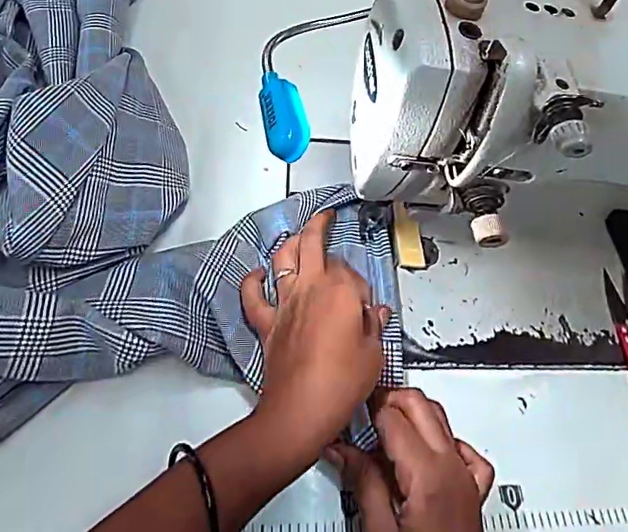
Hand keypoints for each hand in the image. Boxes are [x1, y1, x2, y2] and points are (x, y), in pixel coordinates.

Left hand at [239, 211, 388, 453]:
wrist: (302, 409)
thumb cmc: (341, 383)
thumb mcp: (374, 355)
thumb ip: (373, 327)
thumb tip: (374, 315)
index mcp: (339, 290)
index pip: (352, 274)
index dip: (360, 287)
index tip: (365, 306)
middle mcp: (310, 287)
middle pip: (311, 243)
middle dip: (319, 225)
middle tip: (325, 218)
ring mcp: (285, 301)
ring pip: (283, 258)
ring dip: (289, 243)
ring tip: (296, 236)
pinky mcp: (267, 321)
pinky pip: (253, 295)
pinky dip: (252, 281)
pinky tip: (257, 274)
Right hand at [326, 389, 494, 531]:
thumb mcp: (378, 531)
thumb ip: (363, 481)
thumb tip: (342, 448)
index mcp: (428, 474)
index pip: (390, 414)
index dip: (364, 410)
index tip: (346, 414)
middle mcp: (453, 469)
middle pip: (418, 404)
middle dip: (387, 400)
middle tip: (360, 415)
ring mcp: (467, 481)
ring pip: (440, 418)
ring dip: (411, 414)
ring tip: (382, 431)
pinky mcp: (473, 496)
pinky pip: (465, 453)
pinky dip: (445, 441)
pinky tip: (425, 450)